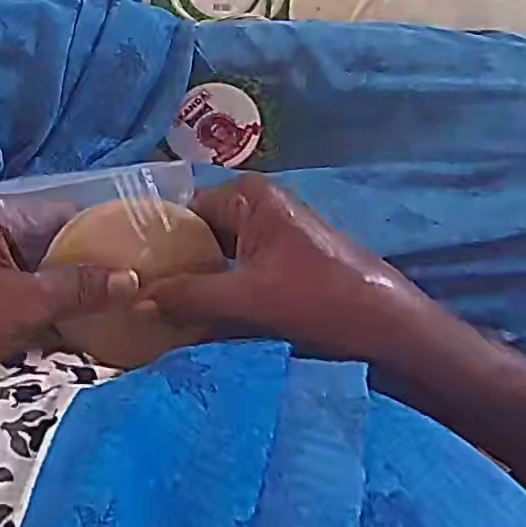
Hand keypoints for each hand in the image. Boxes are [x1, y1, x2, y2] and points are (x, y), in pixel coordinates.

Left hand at [0, 199, 138, 443]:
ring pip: (49, 257)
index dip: (97, 232)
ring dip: (76, 276)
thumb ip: (78, 288)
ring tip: (117, 289)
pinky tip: (86, 304)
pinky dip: (58, 290)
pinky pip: (36, 275)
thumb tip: (133, 280)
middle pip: (55, 234)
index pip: (58, 213)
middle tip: (131, 274)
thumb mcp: (23, 307)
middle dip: (88, 256)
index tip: (135, 249)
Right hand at [141, 174, 473, 372]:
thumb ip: (190, 296)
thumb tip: (138, 299)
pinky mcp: (284, 257)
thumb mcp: (249, 299)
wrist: (394, 332)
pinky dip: (220, 286)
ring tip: (163, 305)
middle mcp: (258, 202)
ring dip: (198, 277)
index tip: (132, 269)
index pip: (186, 209)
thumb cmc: (322, 300)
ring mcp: (273, 229)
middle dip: (177, 261)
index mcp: (248, 195)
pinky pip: (238, 265)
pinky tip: (200, 311)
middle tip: (143, 292)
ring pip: (219, 251)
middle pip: (201, 230)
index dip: (159, 240)